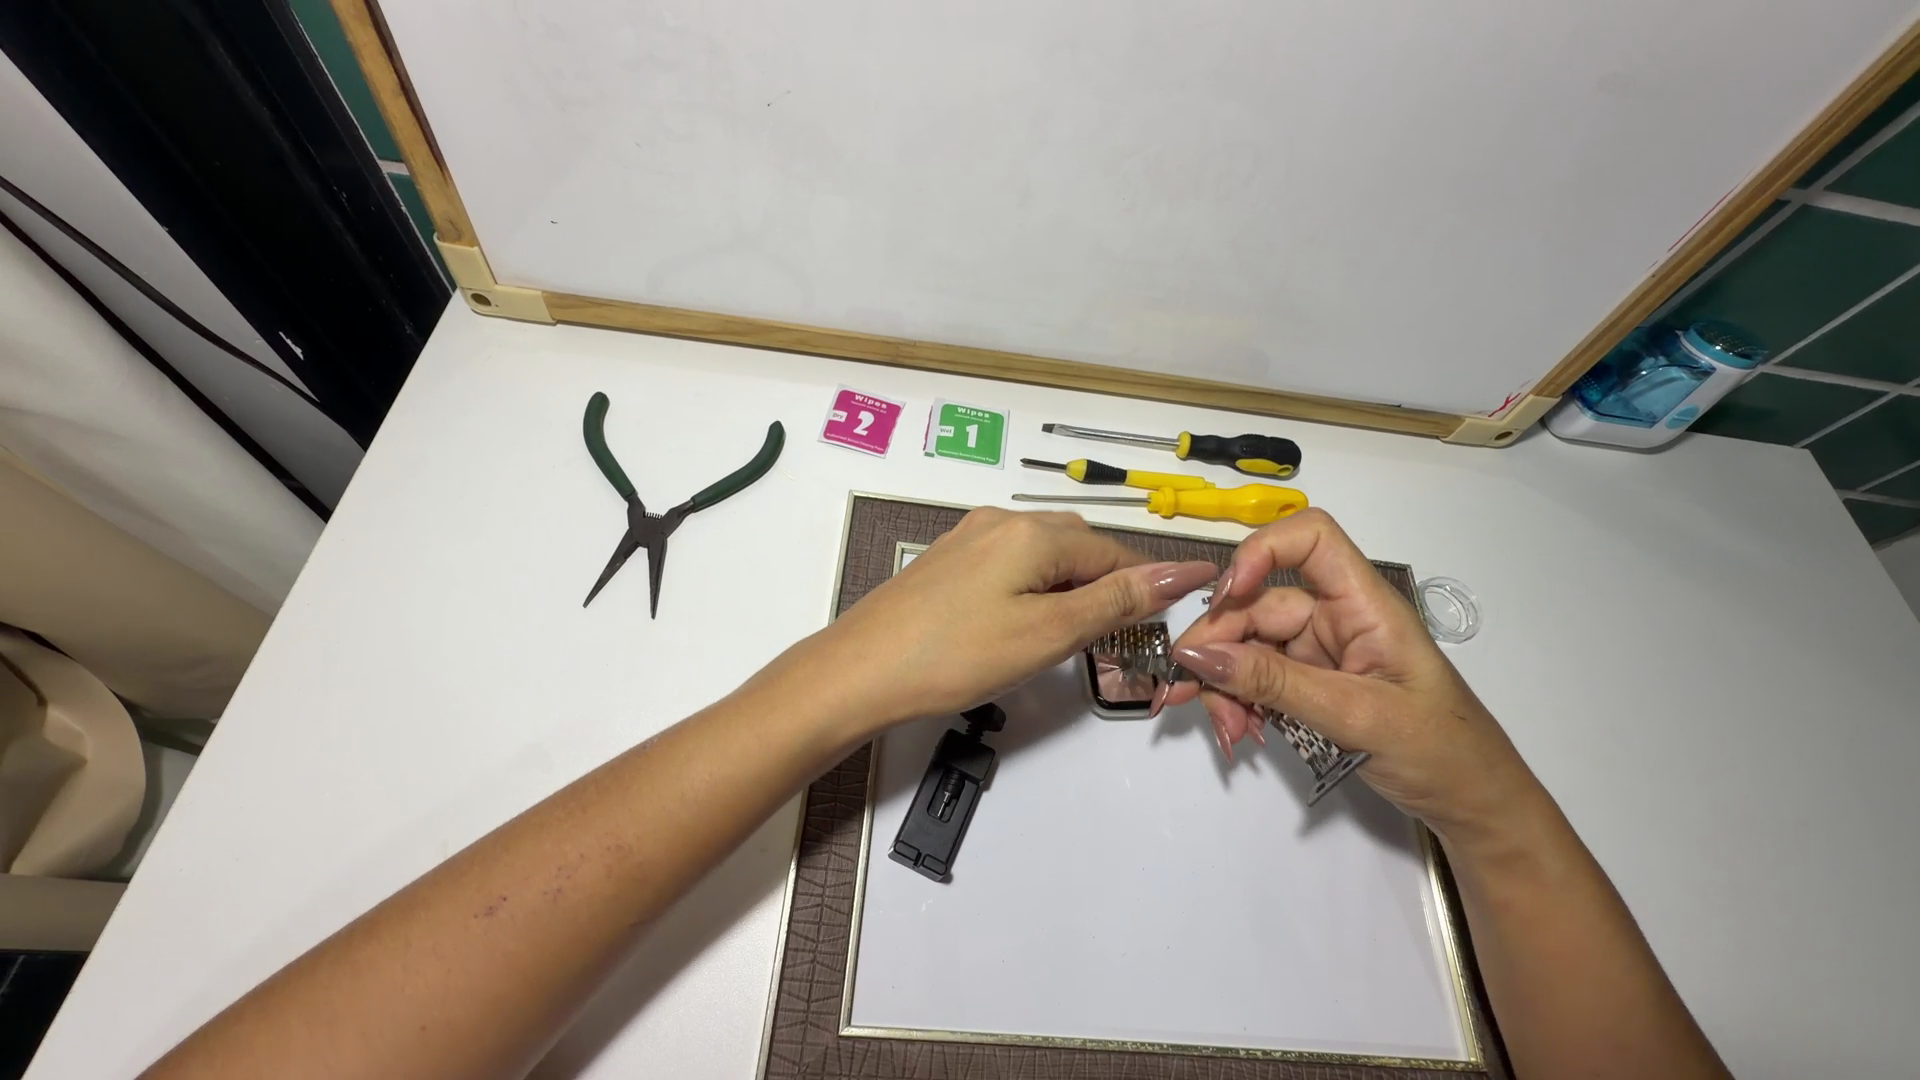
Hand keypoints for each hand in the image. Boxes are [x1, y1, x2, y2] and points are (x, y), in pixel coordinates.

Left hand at [784, 508, 1216, 733]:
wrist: (860, 671)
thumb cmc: (956, 656)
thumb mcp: (1047, 633)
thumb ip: (1114, 601)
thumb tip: (1180, 571)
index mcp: (1033, 532)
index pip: (1114, 553)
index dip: (1149, 584)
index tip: (1175, 616)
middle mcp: (1003, 521)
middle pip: (1080, 547)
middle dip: (1108, 585)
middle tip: (1120, 638)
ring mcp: (971, 537)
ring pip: (1045, 555)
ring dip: (1072, 587)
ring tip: (1075, 635)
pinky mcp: (949, 560)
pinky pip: (1012, 563)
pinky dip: (1036, 588)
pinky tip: (1026, 621)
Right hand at [1161, 509, 1544, 839]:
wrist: (1474, 806)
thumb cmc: (1441, 751)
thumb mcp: (1356, 717)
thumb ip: (1274, 683)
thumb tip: (1195, 654)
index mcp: (1364, 605)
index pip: (1311, 538)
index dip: (1261, 552)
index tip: (1226, 597)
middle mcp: (1335, 617)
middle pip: (1257, 605)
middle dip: (1218, 648)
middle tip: (1187, 693)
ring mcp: (1318, 651)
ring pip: (1245, 646)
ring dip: (1222, 685)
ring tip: (1227, 730)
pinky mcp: (1307, 683)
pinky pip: (1254, 679)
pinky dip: (1236, 702)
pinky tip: (1239, 731)